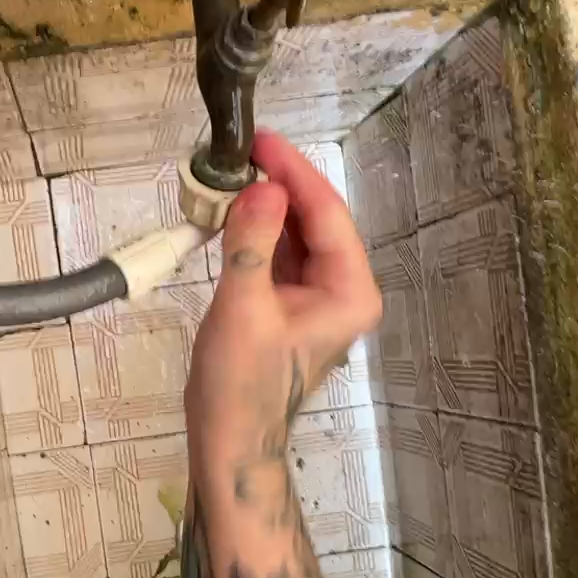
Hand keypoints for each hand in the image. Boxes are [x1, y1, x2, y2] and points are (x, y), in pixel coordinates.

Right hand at [186, 132, 381, 487]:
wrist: (228, 438)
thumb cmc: (240, 383)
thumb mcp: (243, 308)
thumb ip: (252, 243)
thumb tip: (261, 186)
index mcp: (350, 291)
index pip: (327, 215)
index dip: (294, 172)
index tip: (260, 139)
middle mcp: (342, 289)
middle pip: (315, 221)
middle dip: (278, 186)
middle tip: (239, 153)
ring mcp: (315, 297)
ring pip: (294, 236)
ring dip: (264, 207)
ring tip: (229, 176)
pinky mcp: (288, 304)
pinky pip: (277, 255)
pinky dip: (254, 233)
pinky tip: (229, 214)